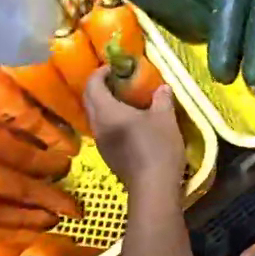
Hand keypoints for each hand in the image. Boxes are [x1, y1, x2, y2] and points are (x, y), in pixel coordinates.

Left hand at [84, 67, 183, 201]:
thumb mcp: (165, 118)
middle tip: (117, 81)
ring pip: (95, 117)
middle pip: (89, 100)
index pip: (92, 84)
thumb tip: (163, 87)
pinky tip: (128, 123)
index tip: (114, 67)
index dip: (100, 72)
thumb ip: (162, 99)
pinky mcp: (109, 156)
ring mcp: (101, 143)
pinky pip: (103, 130)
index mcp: (106, 112)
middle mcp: (98, 126)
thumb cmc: (158, 148)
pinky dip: (110, 120)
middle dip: (99, 87)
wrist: (153, 187)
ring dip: (104, 105)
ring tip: (124, 100)